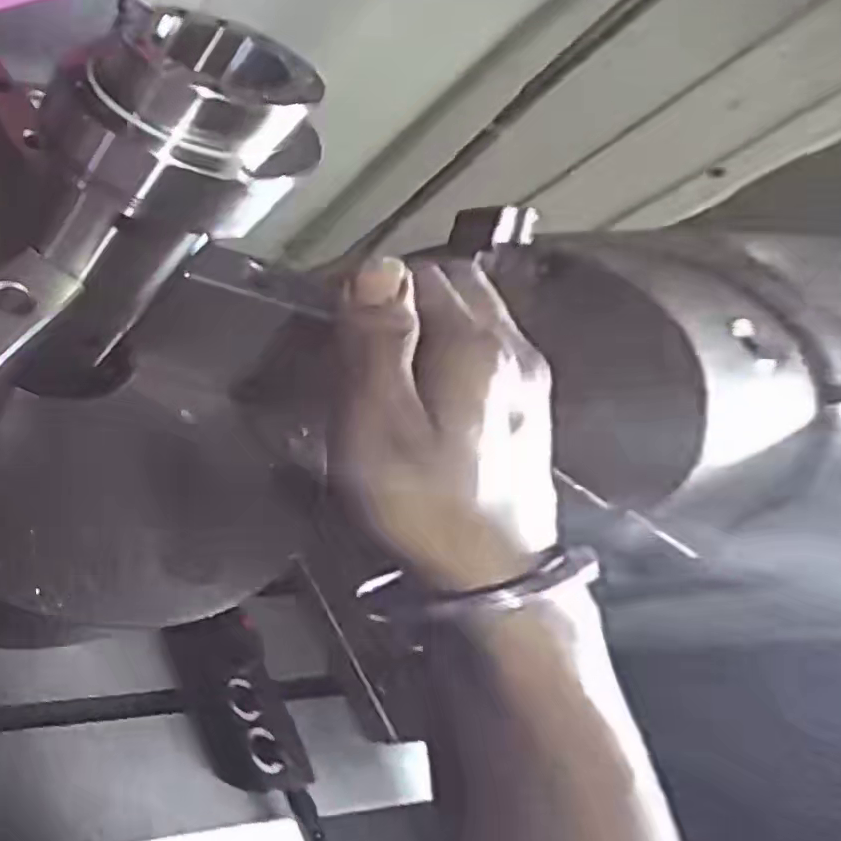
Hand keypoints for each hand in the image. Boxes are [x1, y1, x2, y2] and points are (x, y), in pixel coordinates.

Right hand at [331, 257, 557, 591]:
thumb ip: (380, 343)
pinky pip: (481, 341)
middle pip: (451, 281)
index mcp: (474, 348)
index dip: (360, 277)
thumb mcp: (381, 423)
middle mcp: (511, 349)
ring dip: (415, 308)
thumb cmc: (425, 502)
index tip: (316, 297)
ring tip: (366, 337)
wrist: (492, 571)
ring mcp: (524, 376)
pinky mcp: (522, 403)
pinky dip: (438, 336)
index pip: (416, 274)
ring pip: (471, 308)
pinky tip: (410, 370)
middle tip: (337, 313)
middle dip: (389, 286)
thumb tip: (375, 269)